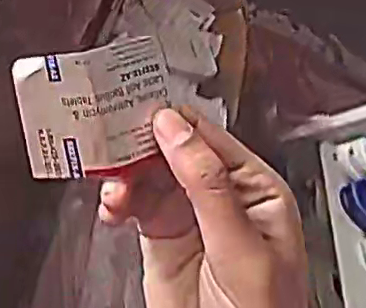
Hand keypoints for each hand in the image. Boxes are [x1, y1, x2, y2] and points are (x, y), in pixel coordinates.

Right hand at [99, 109, 307, 307]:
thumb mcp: (241, 251)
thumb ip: (208, 184)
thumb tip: (173, 125)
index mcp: (253, 187)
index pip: (207, 134)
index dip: (171, 121)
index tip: (138, 113)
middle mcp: (219, 191)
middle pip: (170, 145)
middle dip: (139, 146)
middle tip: (112, 144)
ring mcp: (187, 210)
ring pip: (146, 168)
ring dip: (123, 173)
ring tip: (115, 193)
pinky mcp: (159, 230)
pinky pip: (132, 198)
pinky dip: (116, 198)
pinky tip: (112, 209)